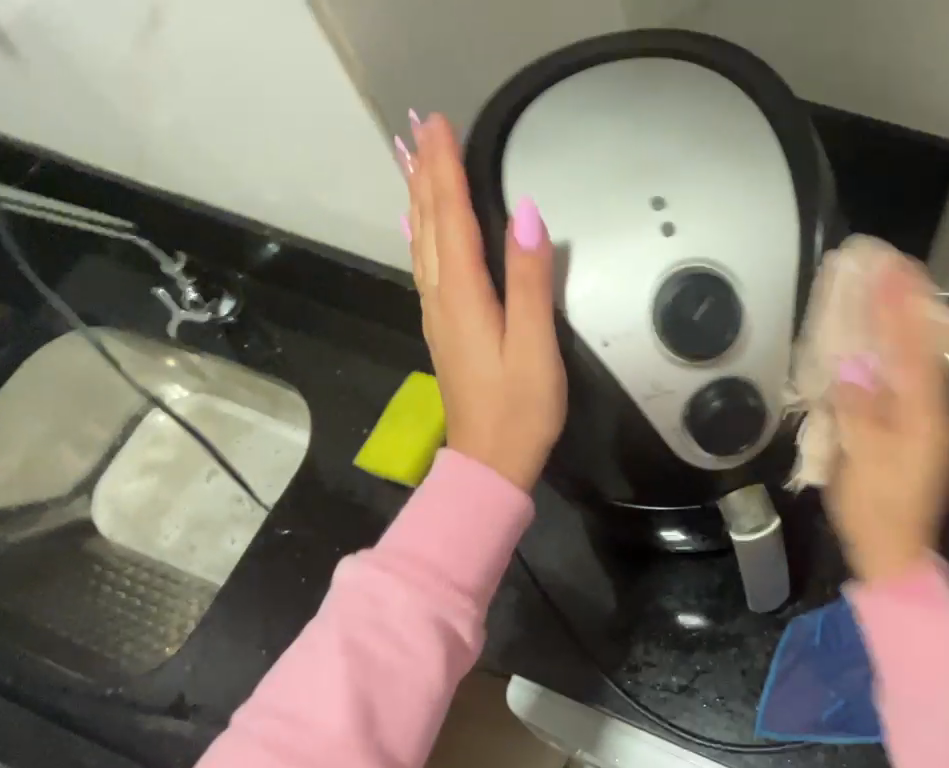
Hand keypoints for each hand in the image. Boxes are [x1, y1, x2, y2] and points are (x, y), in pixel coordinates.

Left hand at [397, 110, 565, 492]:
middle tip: (421, 128)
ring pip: (422, 243)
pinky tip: (417, 229)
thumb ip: (529, 282)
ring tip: (414, 163)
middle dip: (425, 173)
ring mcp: (438, 316)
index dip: (446, 170)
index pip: (452, 218)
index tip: (439, 125)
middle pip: (429, 224)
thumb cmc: (521, 409)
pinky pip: (425, 266)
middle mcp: (442, 298)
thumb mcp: (535, 347)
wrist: (489, 462)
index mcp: (465, 296)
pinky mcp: (445, 332)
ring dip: (418, 199)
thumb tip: (526, 214)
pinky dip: (420, 235)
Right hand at [825, 258, 948, 584]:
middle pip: (923, 351)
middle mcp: (933, 416)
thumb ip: (858, 412)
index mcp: (922, 419)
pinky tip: (891, 345)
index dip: (898, 309)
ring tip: (896, 291)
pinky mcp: (917, 438)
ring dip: (907, 328)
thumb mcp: (862, 462)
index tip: (890, 270)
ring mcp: (928, 427)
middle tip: (897, 267)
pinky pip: (911, 385)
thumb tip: (852, 370)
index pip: (911, 352)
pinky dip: (901, 357)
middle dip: (909, 309)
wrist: (894, 554)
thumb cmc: (876, 513)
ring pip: (920, 366)